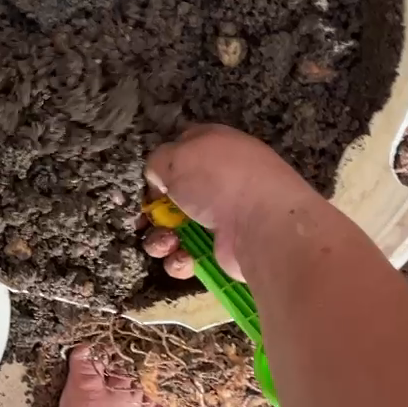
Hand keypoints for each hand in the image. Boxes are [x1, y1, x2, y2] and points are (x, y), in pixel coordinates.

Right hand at [144, 124, 328, 279]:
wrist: (261, 226)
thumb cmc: (220, 181)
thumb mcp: (177, 156)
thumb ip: (156, 162)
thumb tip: (159, 180)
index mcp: (214, 147)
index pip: (181, 147)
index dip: (161, 162)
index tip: (149, 179)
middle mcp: (218, 180)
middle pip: (170, 195)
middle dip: (153, 211)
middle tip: (146, 220)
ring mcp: (220, 216)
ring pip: (172, 229)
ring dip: (160, 239)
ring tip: (169, 242)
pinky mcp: (219, 248)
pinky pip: (185, 254)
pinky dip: (179, 259)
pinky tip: (185, 256)